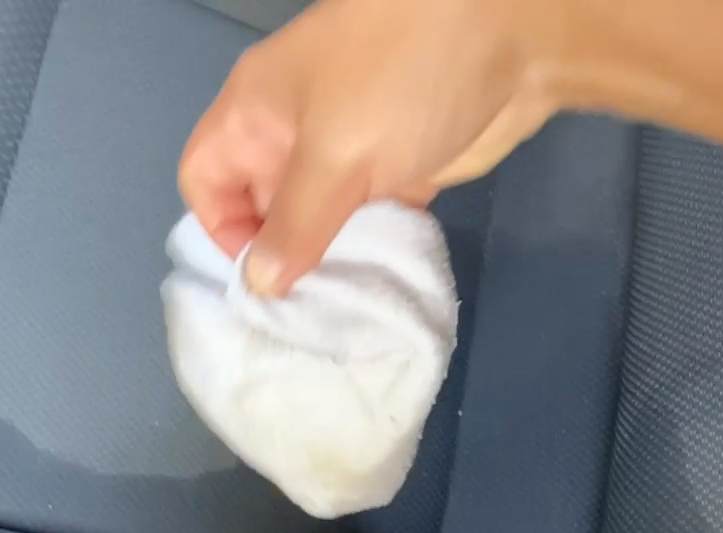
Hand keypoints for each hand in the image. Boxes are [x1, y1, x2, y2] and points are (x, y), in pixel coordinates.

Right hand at [178, 0, 561, 295]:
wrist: (516, 35)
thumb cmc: (399, 78)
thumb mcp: (331, 157)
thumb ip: (292, 228)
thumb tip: (260, 285)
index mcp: (256, 110)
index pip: (206, 177)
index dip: (221, 228)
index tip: (261, 272)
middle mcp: (291, 133)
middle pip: (259, 207)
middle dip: (275, 257)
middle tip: (299, 307)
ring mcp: (344, 153)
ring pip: (312, 221)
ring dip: (321, 262)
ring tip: (333, 306)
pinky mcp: (391, 173)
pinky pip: (360, 223)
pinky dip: (362, 252)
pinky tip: (369, 286)